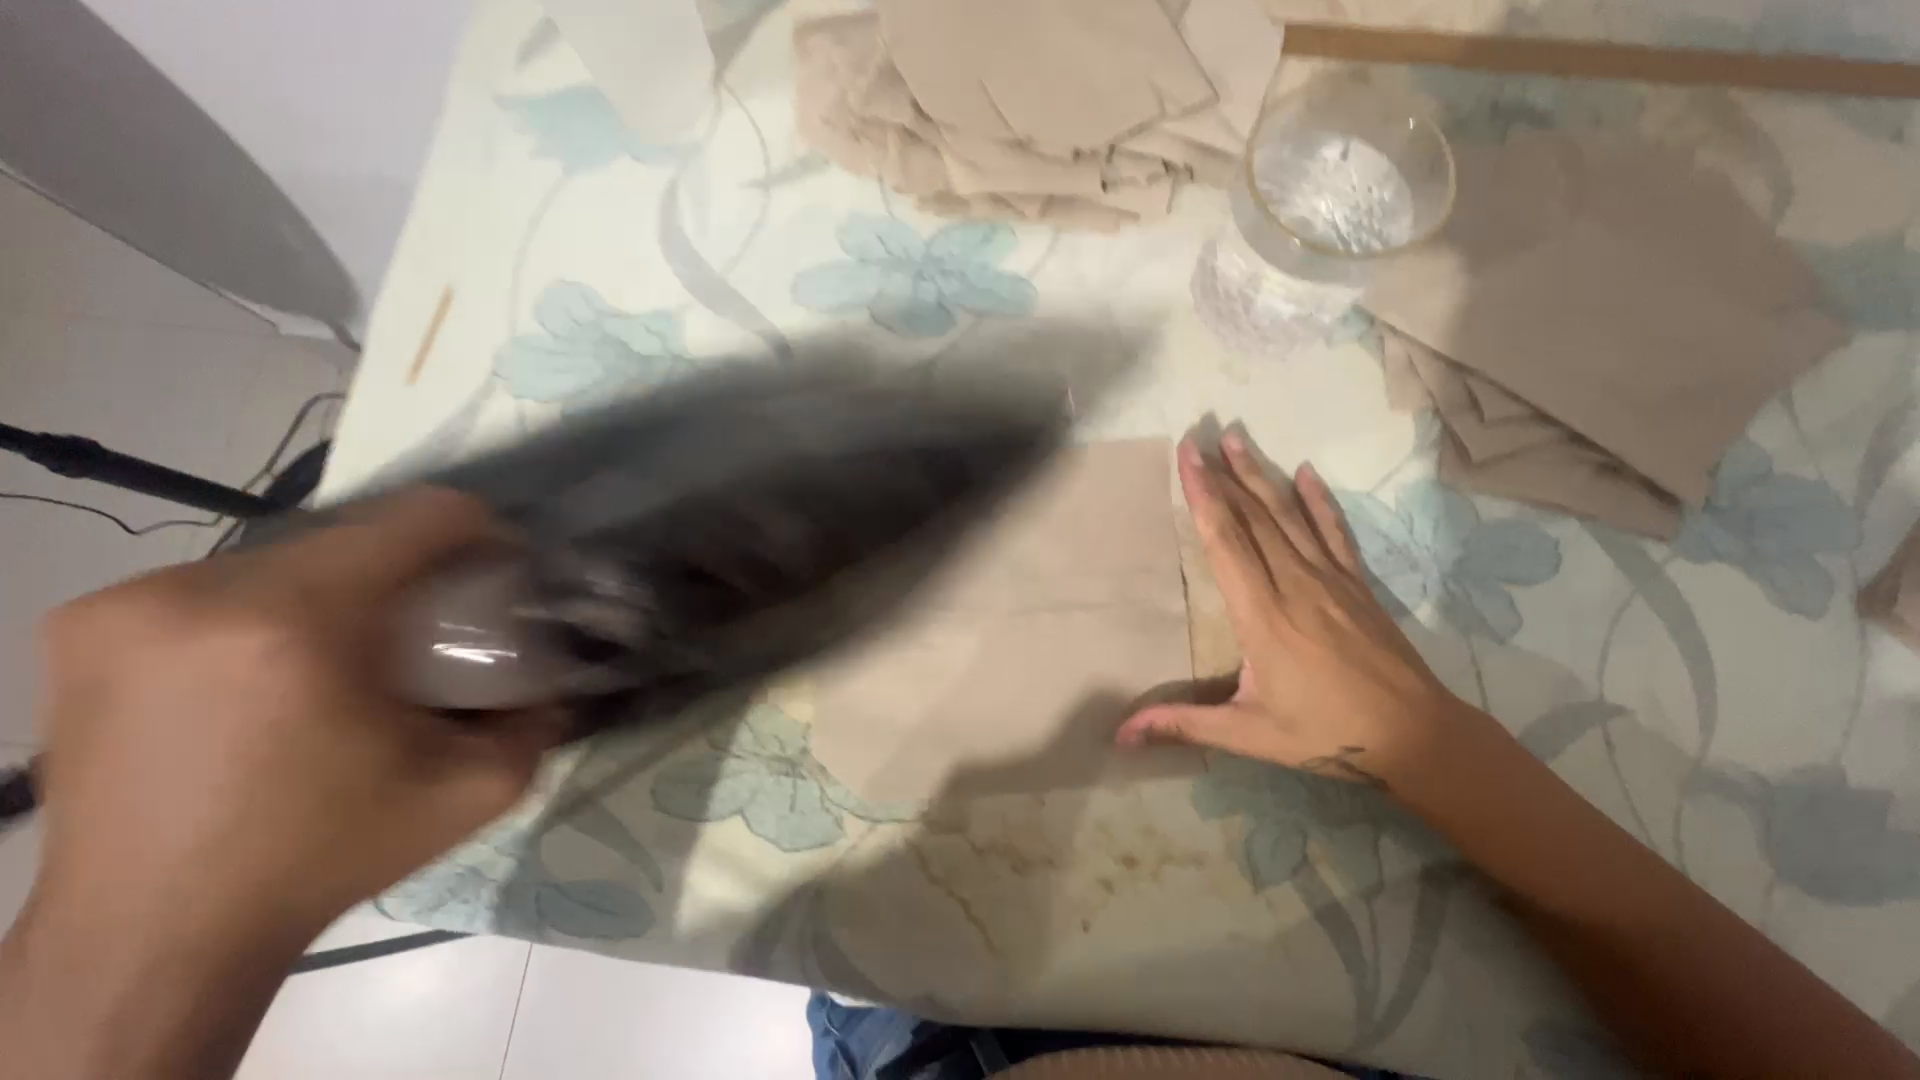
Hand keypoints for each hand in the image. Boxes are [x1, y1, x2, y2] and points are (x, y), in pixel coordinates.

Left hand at [28, 489, 560, 944]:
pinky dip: (271, 608)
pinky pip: (220, 584)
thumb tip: (556, 674)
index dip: (481, 533)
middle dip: (410, 570)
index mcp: (297, 624)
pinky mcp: (86, 625)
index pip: (419, 517)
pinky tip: (280, 668)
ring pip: (286, 555)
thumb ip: (536, 718)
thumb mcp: (471, 793)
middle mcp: (198, 592)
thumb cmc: (323, 858)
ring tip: (357, 653)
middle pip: (352, 532)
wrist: (154, 936)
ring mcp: (128, 604)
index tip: (499, 578)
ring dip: (340, 587)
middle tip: (434, 630)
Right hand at [1116, 432, 1472, 787]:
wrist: (1417, 736)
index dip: (1204, 497)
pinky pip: (1334, 532)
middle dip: (1222, 475)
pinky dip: (1317, 500)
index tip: (1187, 458)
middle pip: (1253, 518)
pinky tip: (1305, 472)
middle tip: (1198, 437)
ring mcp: (1331, 580)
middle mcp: (1295, 585)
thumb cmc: (1326, 736)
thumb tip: (1120, 735)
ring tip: (1236, 439)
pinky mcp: (1358, 585)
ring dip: (1259, 476)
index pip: (1226, 543)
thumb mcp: (1248, 735)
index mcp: (1263, 616)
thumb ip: (1184, 725)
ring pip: (1288, 516)